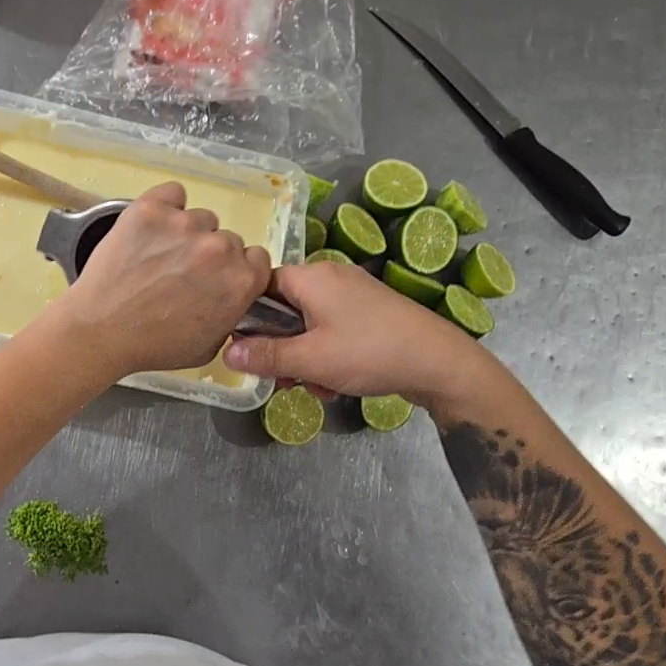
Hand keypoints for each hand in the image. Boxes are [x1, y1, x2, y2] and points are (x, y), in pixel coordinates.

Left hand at [49, 182, 271, 377]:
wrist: (100, 332)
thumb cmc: (153, 347)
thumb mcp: (209, 346)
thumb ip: (230, 315)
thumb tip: (230, 300)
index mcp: (241, 281)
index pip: (256, 259)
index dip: (236, 270)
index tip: (216, 278)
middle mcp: (220, 247)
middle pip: (227, 239)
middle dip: (208, 256)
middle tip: (179, 275)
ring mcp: (185, 224)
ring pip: (198, 219)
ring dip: (185, 234)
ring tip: (156, 257)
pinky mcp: (152, 208)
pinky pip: (172, 193)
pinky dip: (165, 205)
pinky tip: (150, 228)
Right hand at [223, 261, 497, 404]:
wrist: (439, 362)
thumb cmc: (368, 353)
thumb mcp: (309, 360)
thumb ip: (265, 356)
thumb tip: (226, 354)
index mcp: (311, 277)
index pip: (260, 284)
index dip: (246, 315)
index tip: (242, 347)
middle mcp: (331, 277)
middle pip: (283, 309)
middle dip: (279, 347)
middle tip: (282, 379)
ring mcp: (353, 295)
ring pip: (307, 325)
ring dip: (303, 359)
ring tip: (314, 388)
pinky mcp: (370, 313)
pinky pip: (331, 330)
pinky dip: (326, 356)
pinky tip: (335, 384)